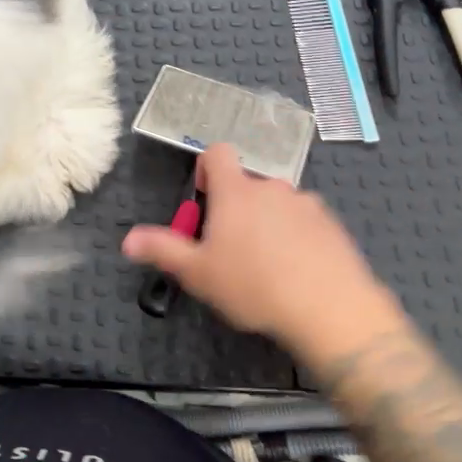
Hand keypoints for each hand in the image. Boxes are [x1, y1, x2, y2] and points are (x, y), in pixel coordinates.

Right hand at [122, 144, 406, 356]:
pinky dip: (297, 237)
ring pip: (277, 204)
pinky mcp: (333, 224)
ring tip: (267, 265)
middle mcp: (271, 187)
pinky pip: (305, 221)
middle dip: (236, 208)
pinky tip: (297, 272)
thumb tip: (128, 240)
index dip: (207, 169)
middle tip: (231, 249)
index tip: (206, 200)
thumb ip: (163, 251)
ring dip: (268, 222)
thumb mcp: (198, 274)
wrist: (331, 310)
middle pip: (246, 184)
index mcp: (235, 191)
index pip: (217, 152)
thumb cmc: (254, 286)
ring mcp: (306, 203)